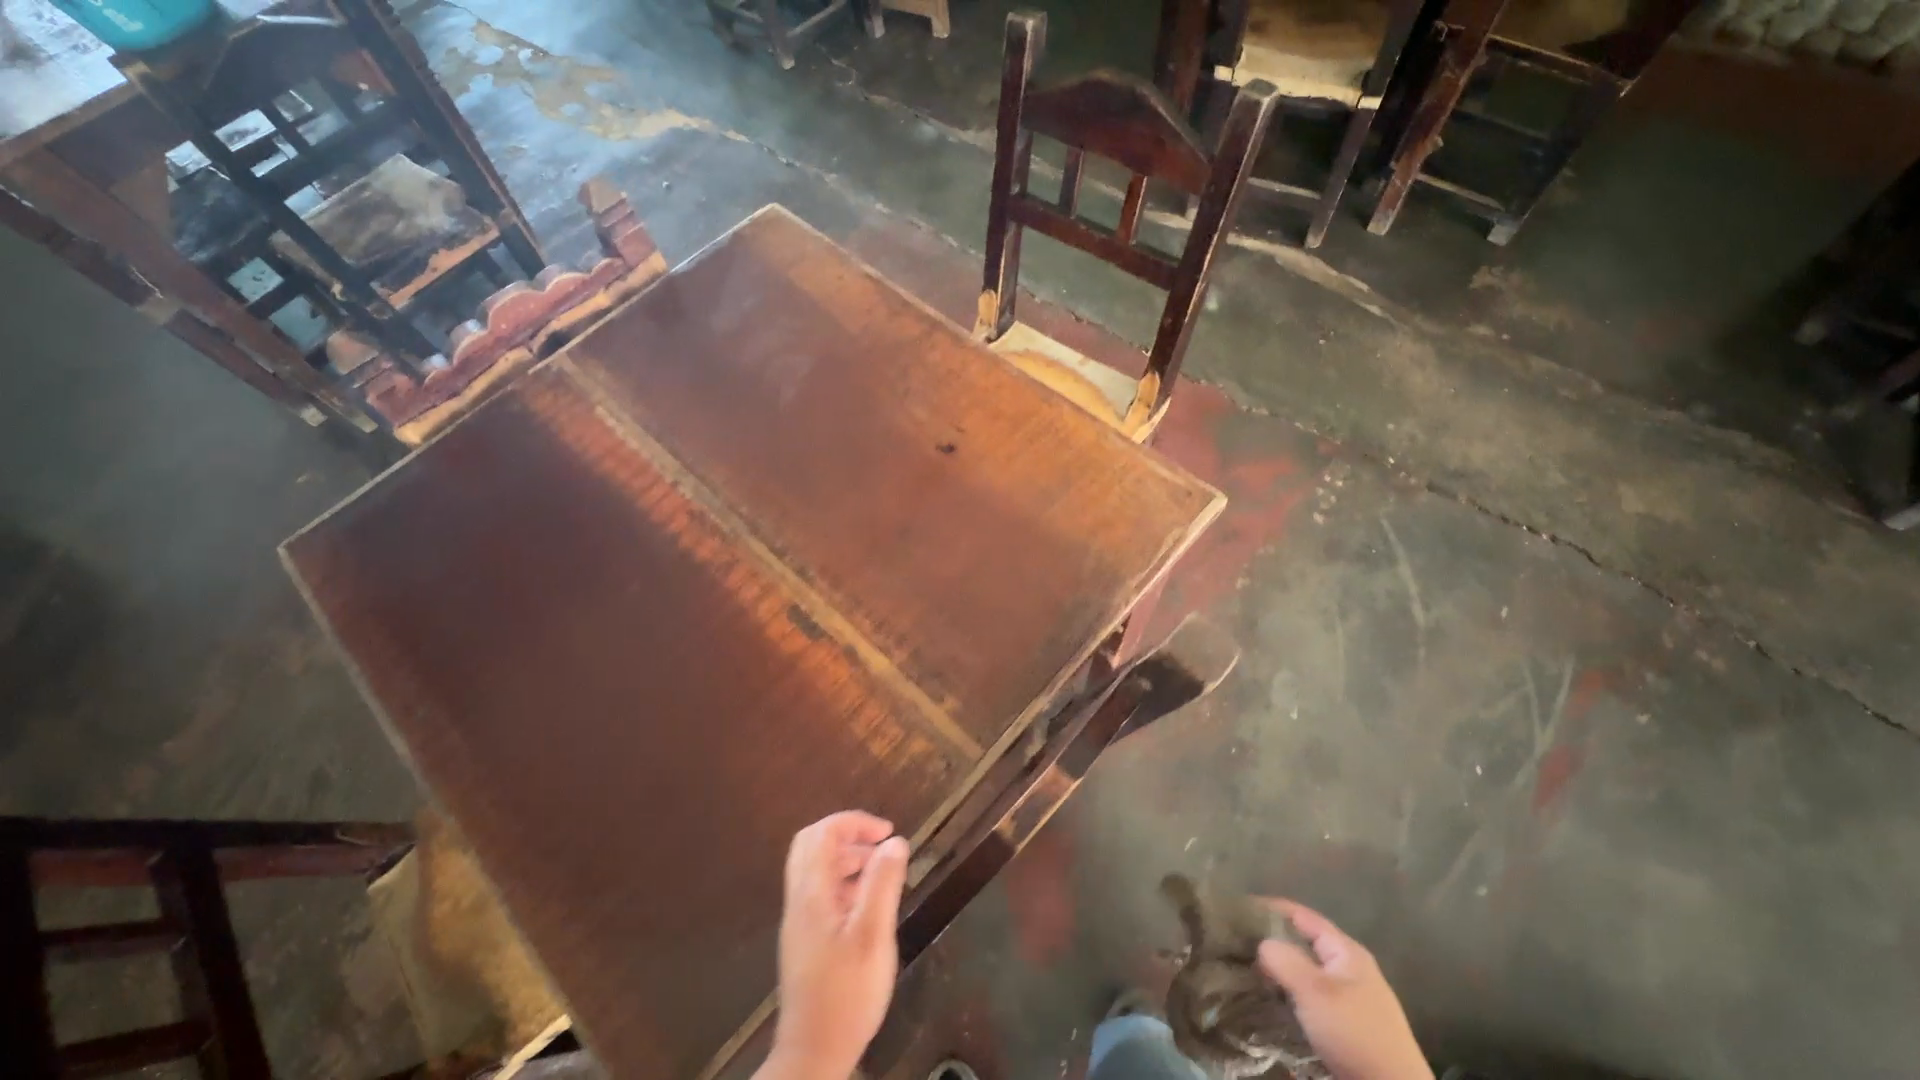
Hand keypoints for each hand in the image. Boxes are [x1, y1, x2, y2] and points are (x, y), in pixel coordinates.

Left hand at [760, 811, 910, 1079]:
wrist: (814, 1050)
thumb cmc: (847, 992)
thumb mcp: (874, 935)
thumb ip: (883, 885)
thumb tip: (894, 841)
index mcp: (811, 894)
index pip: (822, 834)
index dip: (854, 822)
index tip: (888, 832)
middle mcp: (799, 901)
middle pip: (811, 846)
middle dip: (847, 835)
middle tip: (881, 845)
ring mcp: (799, 922)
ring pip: (815, 870)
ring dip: (847, 859)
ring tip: (883, 873)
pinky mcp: (805, 941)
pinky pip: (820, 894)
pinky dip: (843, 883)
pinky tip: (868, 906)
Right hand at [1256, 899, 1432, 1079]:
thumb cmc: (1354, 1033)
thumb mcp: (1315, 992)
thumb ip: (1285, 960)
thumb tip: (1263, 944)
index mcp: (1346, 951)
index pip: (1303, 916)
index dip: (1272, 908)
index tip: (1239, 909)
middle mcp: (1349, 968)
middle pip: (1304, 942)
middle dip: (1272, 940)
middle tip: (1237, 943)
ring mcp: (1348, 996)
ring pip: (1305, 971)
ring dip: (1278, 968)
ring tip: (1246, 969)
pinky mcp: (1344, 1022)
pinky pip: (1308, 995)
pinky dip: (1288, 991)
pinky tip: (1270, 999)